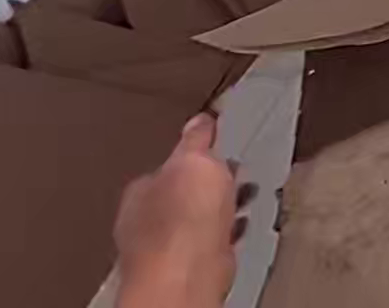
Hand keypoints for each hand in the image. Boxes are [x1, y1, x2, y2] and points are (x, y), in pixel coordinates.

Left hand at [115, 114, 243, 307]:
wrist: (190, 268)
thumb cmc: (186, 216)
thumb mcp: (194, 163)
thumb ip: (196, 140)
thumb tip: (198, 120)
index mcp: (142, 192)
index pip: (166, 164)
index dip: (194, 154)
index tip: (218, 145)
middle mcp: (145, 218)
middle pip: (183, 188)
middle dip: (212, 177)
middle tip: (236, 167)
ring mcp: (165, 241)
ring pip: (199, 211)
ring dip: (224, 199)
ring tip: (246, 191)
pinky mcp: (189, 257)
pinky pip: (212, 231)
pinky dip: (228, 222)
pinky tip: (241, 218)